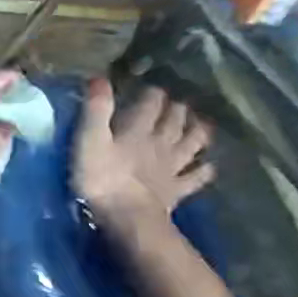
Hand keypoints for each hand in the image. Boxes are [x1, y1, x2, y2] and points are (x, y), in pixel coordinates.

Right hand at [71, 78, 214, 223]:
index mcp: (138, 129)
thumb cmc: (101, 178)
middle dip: (177, 109)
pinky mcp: (176, 191)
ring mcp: (171, 168)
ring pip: (191, 144)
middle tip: (177, 104)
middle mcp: (160, 143)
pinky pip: (195, 178)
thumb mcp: (89, 139)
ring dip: (198, 132)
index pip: (150, 103)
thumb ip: (95, 109)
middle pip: (175, 120)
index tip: (150, 89)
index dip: (152, 94)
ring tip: (202, 125)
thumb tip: (99, 78)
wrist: (126, 218)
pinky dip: (204, 171)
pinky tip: (208, 167)